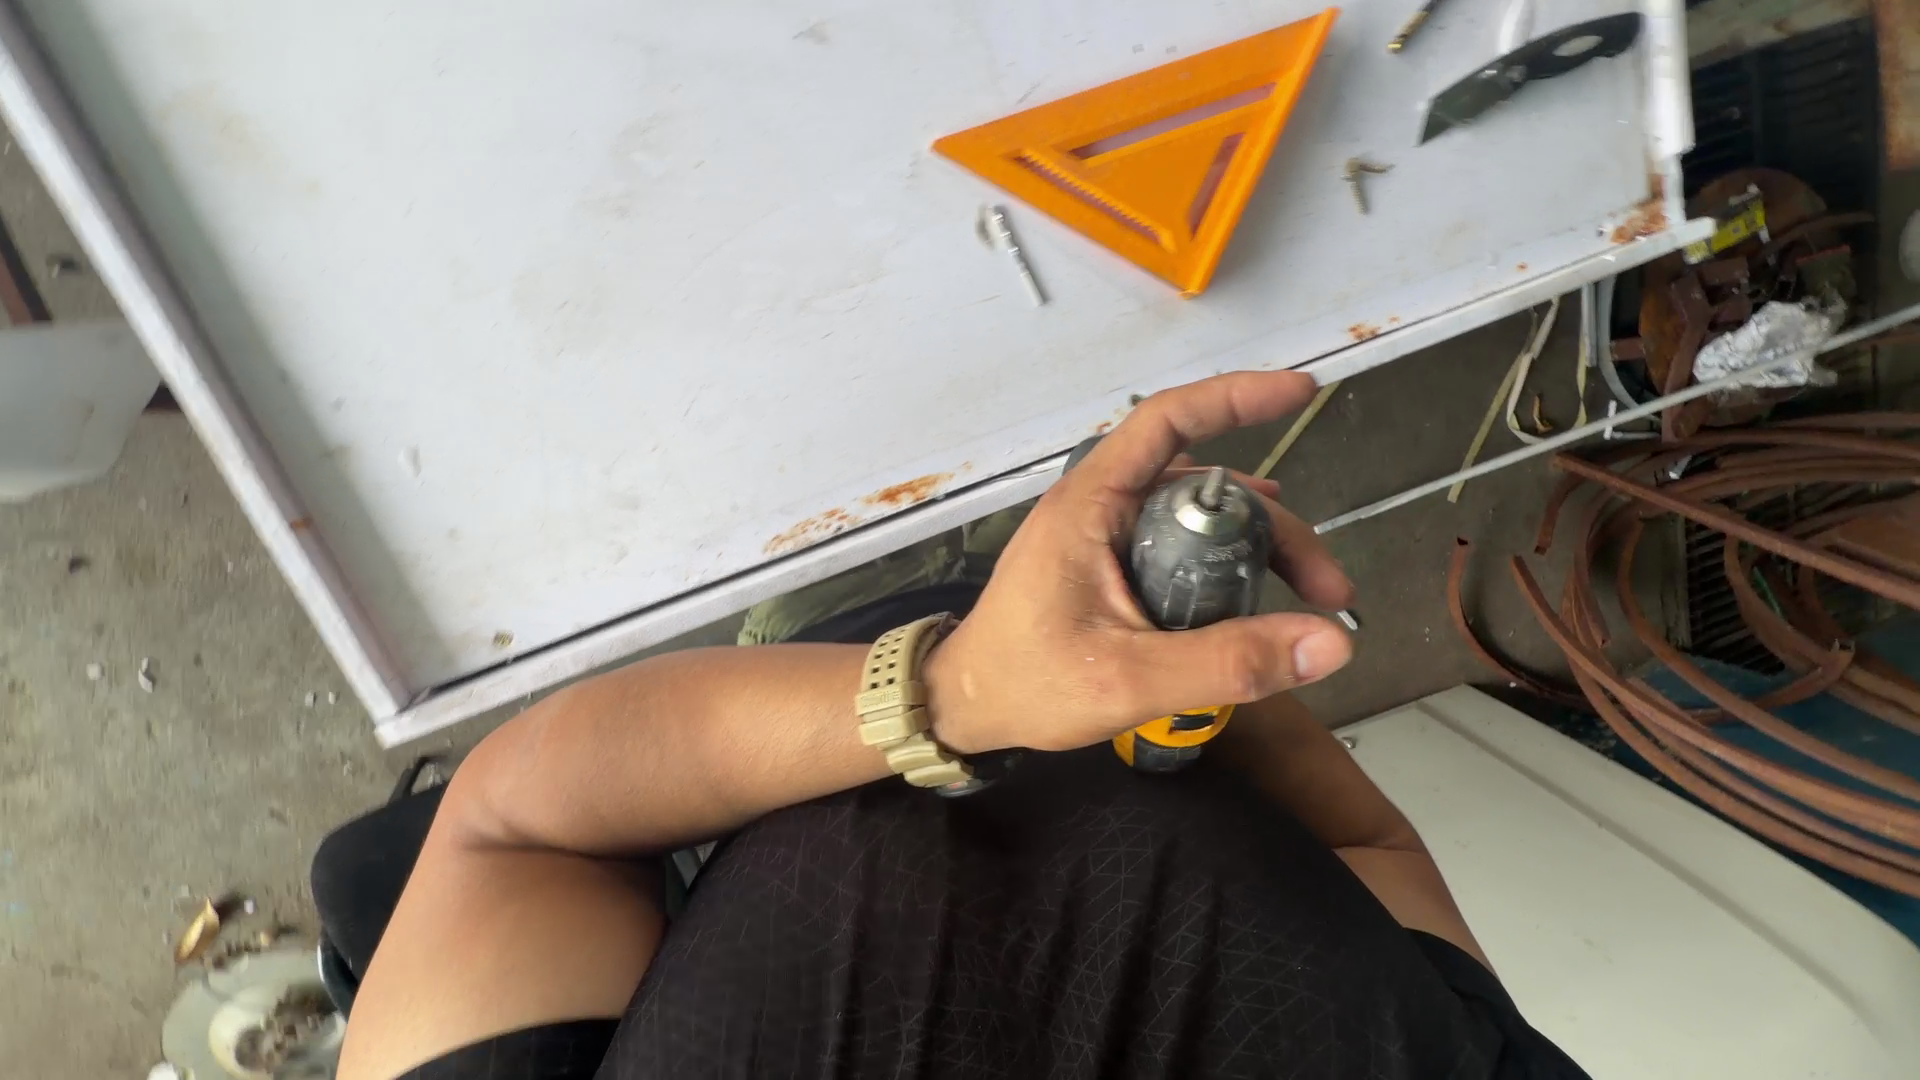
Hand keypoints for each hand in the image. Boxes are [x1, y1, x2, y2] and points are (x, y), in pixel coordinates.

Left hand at [925, 371, 1355, 754]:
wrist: (964, 705)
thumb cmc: (1027, 683)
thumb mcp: (1128, 678)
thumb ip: (1225, 662)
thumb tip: (1329, 645)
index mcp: (1089, 504)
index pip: (1166, 421)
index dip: (1233, 397)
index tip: (1299, 392)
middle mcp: (1096, 506)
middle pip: (1201, 484)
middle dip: (1274, 526)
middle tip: (1328, 589)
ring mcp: (1099, 535)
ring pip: (1193, 519)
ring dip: (1255, 548)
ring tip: (1307, 597)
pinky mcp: (1103, 565)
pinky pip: (1174, 546)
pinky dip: (1220, 564)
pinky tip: (1253, 595)